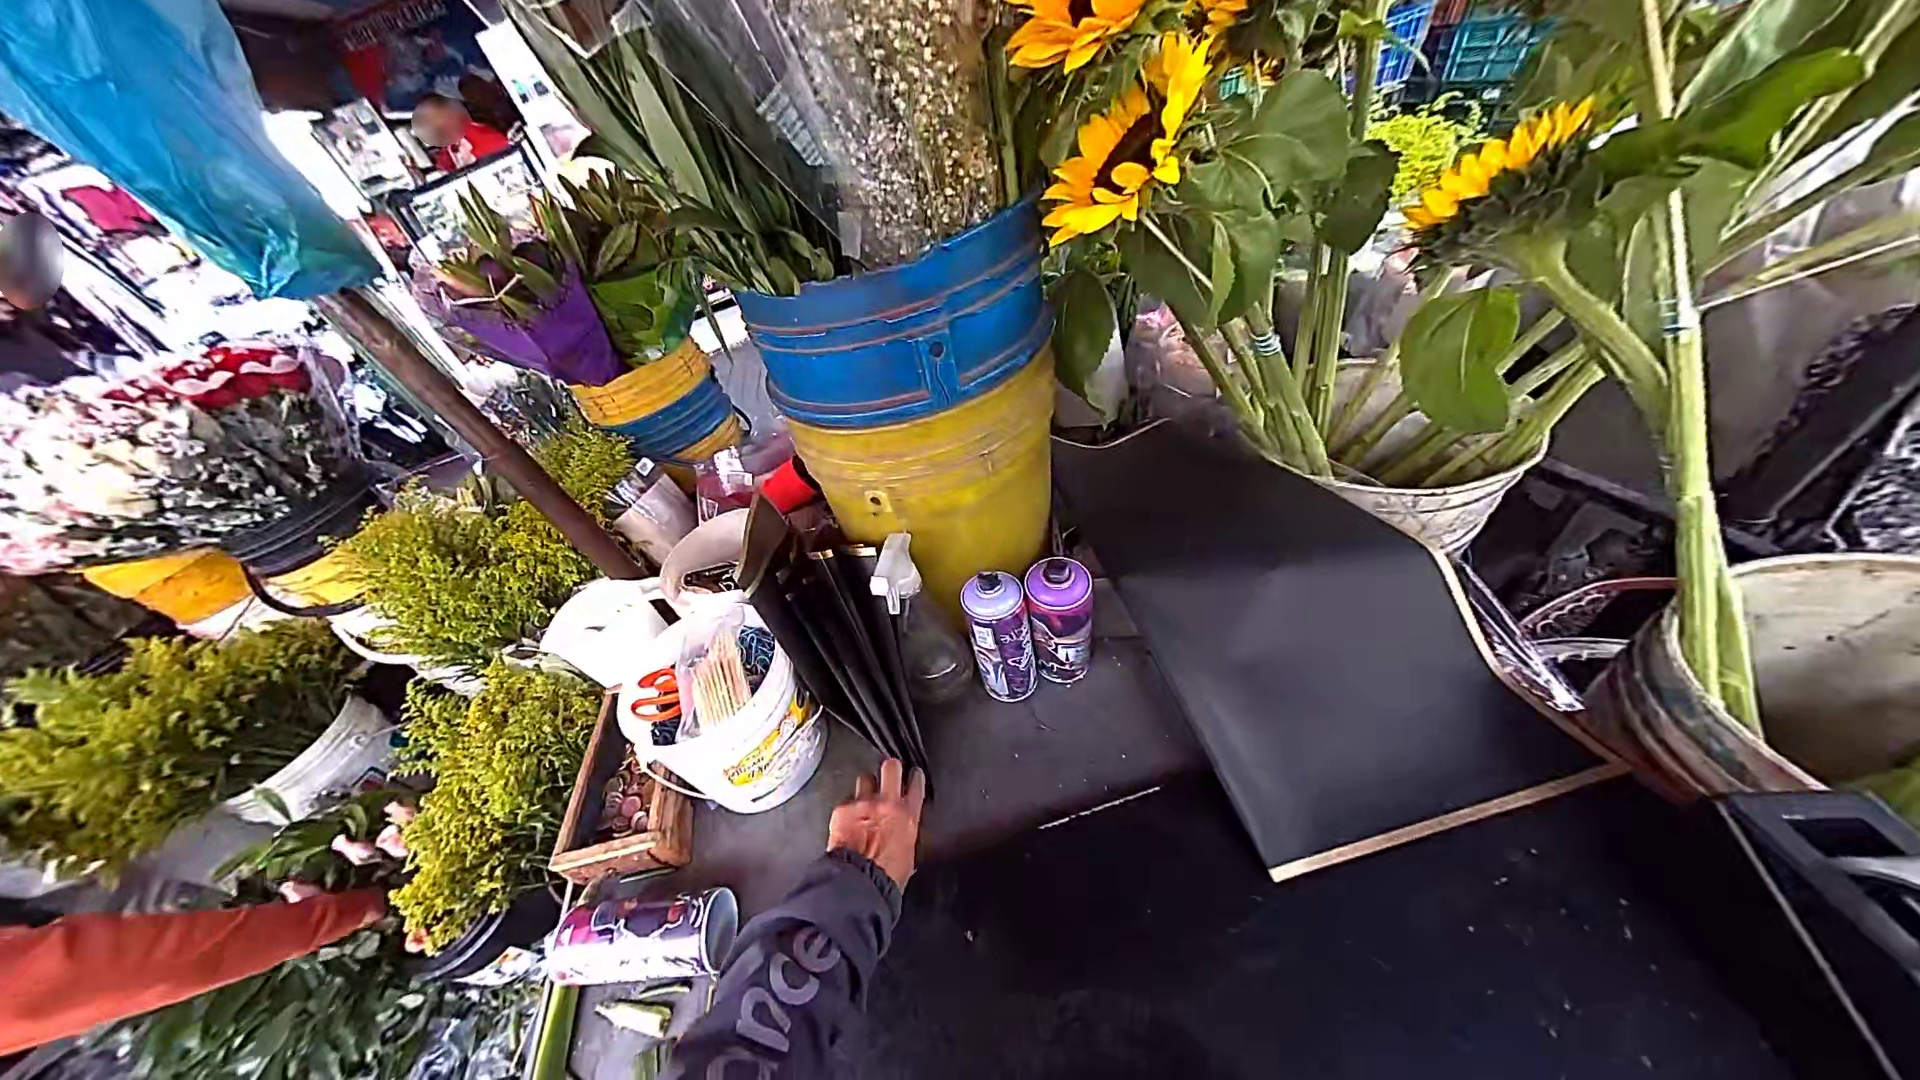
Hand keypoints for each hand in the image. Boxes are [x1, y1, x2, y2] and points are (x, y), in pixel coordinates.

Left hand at [827, 759, 925, 888]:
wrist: (859, 883)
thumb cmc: (887, 877)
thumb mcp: (909, 855)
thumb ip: (907, 836)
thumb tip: (903, 837)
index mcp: (907, 814)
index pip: (916, 783)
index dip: (914, 776)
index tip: (913, 775)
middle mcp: (887, 803)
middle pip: (891, 767)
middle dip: (890, 768)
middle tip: (888, 773)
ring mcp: (863, 804)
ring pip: (865, 778)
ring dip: (865, 787)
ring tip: (864, 798)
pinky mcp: (842, 810)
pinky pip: (845, 801)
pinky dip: (846, 809)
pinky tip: (846, 819)